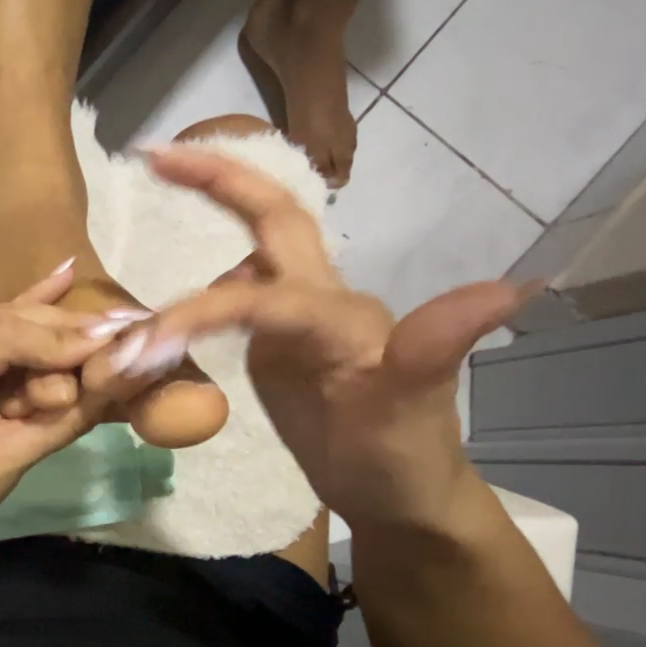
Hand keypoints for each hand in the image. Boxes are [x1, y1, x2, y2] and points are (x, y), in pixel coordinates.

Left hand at [0, 266, 120, 551]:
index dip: (57, 337)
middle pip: (1, 322)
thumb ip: (67, 414)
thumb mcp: (16, 459)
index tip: (110, 340)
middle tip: (118, 336)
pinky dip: (27, 307)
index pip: (0, 340)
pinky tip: (64, 274)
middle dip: (61, 332)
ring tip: (104, 331)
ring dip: (50, 330)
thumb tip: (123, 372)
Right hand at [100, 146, 535, 531]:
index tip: (145, 348)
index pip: (262, 295)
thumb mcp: (412, 411)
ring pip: (241, 258)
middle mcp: (320, 298)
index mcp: (344, 313)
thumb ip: (437, 347)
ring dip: (191, 249)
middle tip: (154, 156)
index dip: (201, 311)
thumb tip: (512, 287)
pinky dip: (189, 299)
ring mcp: (294, 317)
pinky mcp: (273, 340)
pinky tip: (158, 321)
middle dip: (218, 180)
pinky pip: (228, 299)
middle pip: (272, 218)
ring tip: (133, 277)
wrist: (394, 490)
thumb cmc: (400, 457)